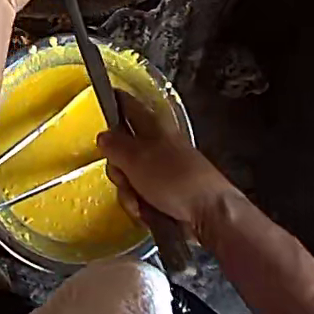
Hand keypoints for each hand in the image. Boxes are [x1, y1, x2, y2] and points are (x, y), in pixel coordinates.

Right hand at [99, 93, 242, 244]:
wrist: (209, 213)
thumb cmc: (174, 179)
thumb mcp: (136, 159)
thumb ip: (115, 146)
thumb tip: (104, 135)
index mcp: (155, 127)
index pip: (130, 106)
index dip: (116, 102)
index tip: (106, 100)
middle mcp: (159, 146)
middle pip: (123, 150)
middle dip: (119, 169)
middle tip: (124, 177)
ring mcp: (164, 171)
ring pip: (130, 176)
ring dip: (129, 193)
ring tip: (140, 202)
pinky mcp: (168, 194)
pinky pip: (142, 196)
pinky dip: (141, 206)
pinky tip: (148, 212)